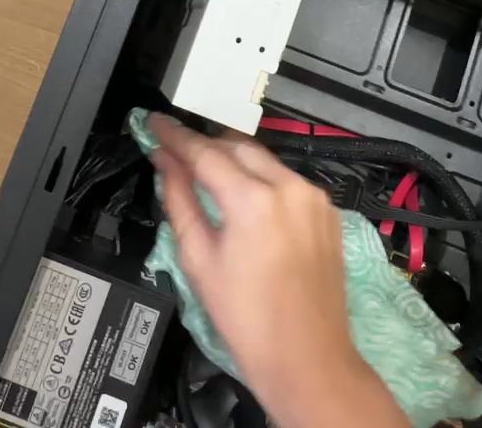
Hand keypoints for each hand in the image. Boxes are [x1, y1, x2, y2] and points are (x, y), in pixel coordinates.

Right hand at [147, 114, 400, 426]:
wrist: (309, 361)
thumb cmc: (246, 319)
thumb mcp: (199, 260)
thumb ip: (179, 200)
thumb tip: (164, 162)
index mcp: (253, 200)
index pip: (204, 151)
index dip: (175, 135)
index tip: (154, 122)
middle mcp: (288, 187)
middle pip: (235, 146)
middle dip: (204, 145)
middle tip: (176, 152)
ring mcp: (313, 197)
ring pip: (263, 159)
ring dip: (233, 160)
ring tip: (207, 175)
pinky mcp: (327, 210)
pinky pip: (286, 179)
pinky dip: (261, 179)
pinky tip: (245, 198)